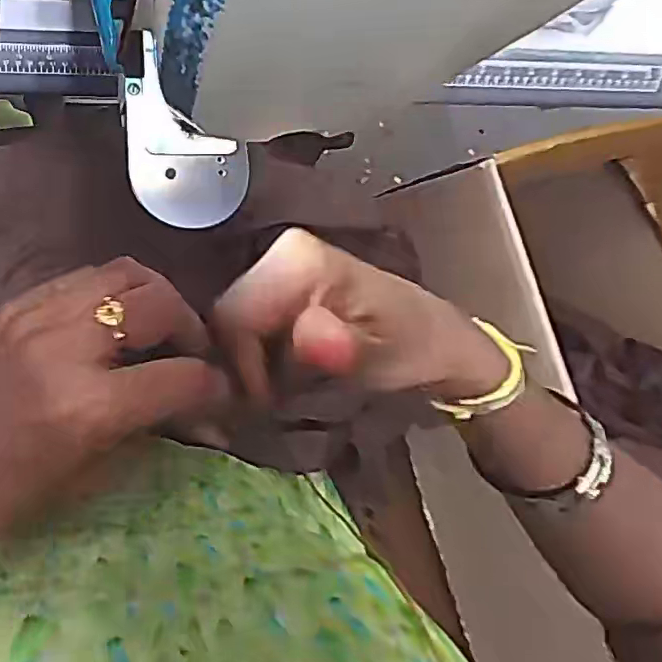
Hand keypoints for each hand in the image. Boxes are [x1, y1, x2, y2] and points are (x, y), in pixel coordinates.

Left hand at [0, 257, 229, 561]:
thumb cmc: (13, 497)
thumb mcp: (94, 473)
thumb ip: (155, 428)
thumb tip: (208, 414)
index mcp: (86, 406)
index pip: (178, 375)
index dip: (213, 385)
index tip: (221, 392)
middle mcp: (63, 346)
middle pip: (157, 302)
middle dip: (190, 327)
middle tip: (191, 353)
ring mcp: (35, 316)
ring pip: (123, 272)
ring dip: (154, 296)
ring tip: (157, 327)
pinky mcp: (16, 305)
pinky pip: (82, 277)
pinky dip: (111, 291)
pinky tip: (112, 320)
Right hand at [212, 228, 506, 403]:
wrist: (437, 346)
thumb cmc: (416, 351)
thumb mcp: (388, 360)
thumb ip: (346, 349)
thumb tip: (308, 334)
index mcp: (297, 258)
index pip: (232, 316)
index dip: (241, 367)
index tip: (268, 406)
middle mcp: (277, 253)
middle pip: (224, 320)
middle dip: (240, 369)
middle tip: (270, 408)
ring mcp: (273, 268)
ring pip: (227, 326)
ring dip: (244, 368)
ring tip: (276, 398)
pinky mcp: (274, 287)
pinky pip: (241, 327)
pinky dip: (251, 360)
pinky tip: (275, 382)